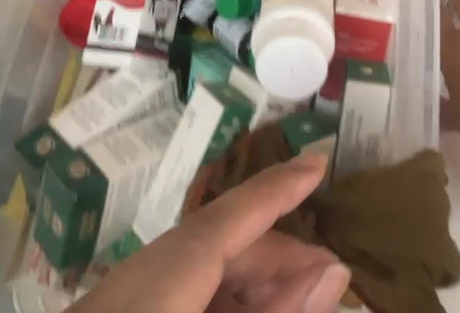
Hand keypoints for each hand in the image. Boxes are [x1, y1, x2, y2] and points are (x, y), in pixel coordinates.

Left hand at [71, 153, 352, 312]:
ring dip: (252, 286)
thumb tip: (332, 272)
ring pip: (201, 275)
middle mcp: (141, 279)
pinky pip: (182, 300)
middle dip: (277, 257)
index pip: (230, 217)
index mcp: (163, 279)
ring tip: (298, 302)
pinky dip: (222, 305)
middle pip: (220, 247)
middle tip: (330, 280)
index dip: (276, 188)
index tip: (319, 161)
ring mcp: (127, 301)